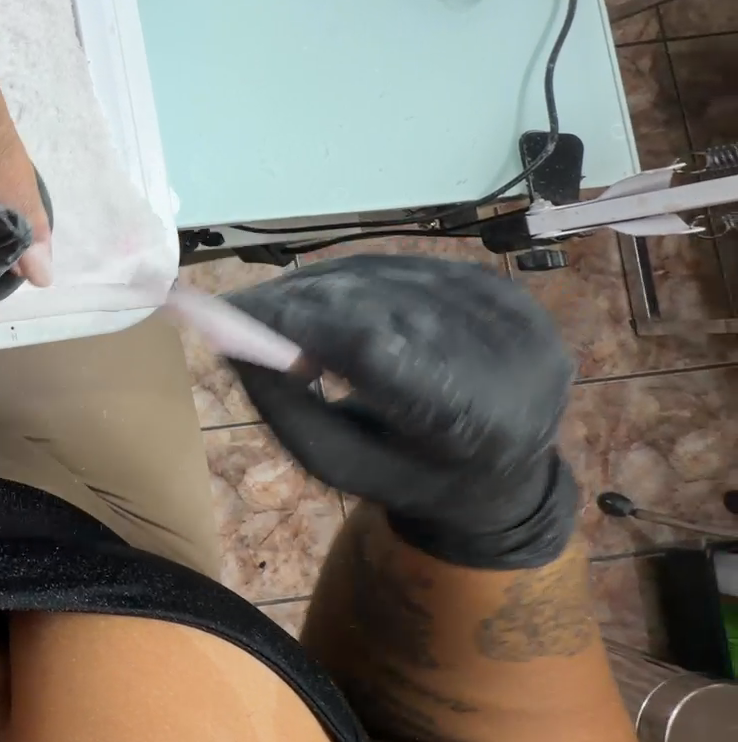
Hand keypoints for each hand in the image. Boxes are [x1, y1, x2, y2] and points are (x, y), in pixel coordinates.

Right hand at [227, 255, 578, 569]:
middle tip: (244, 307)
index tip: (234, 310)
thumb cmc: (401, 473)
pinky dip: (351, 277)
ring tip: (280, 307)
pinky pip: (403, 267)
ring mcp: (515, 318)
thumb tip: (227, 338)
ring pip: (385, 278)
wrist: (501, 474)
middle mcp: (508, 362)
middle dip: (298, 300)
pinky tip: (326, 298)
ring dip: (318, 286)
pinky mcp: (506, 291)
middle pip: (376, 304)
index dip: (296, 320)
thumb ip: (281, 403)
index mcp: (470, 423)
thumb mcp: (330, 458)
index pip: (373, 347)